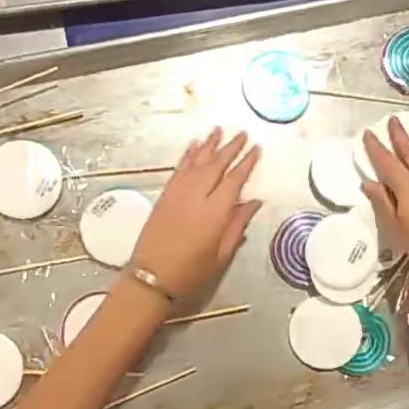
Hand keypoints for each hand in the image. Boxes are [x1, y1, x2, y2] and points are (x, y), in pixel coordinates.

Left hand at [130, 130, 261, 296]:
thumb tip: (253, 203)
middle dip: (230, 147)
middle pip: (216, 164)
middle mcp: (197, 196)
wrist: (152, 278)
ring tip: (219, 130)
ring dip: (209, 145)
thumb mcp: (221, 255)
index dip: (246, 162)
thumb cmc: (191, 272)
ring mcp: (178, 194)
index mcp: (215, 212)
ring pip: (196, 162)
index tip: (256, 148)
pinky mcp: (164, 196)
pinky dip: (188, 156)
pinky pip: (178, 170)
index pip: (235, 179)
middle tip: (243, 133)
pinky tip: (194, 146)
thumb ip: (237, 225)